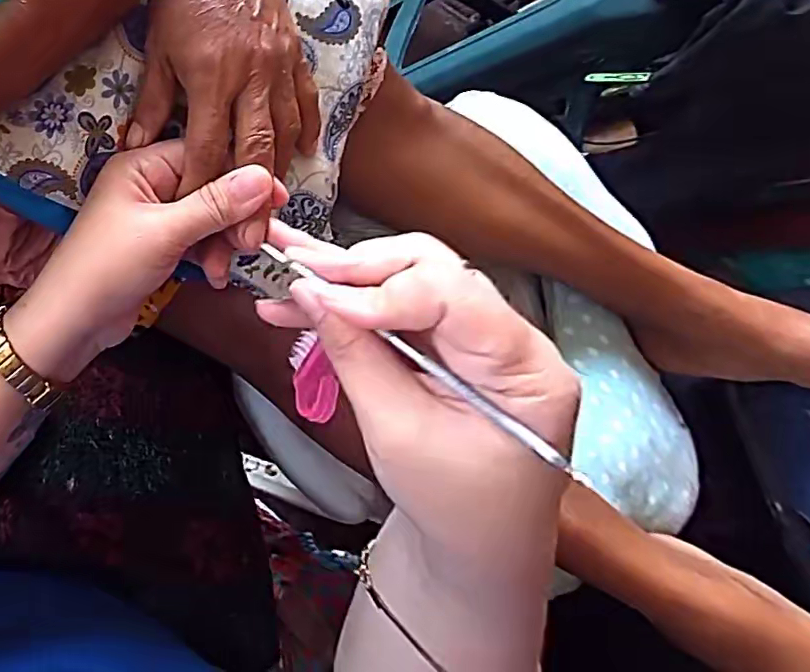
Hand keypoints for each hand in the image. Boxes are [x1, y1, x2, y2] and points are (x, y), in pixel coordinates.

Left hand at [3, 141, 287, 380]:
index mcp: (139, 166)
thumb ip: (215, 203)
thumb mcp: (165, 233)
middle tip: (246, 244)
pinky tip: (212, 275)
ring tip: (219, 267)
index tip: (273, 200)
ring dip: (222, 241)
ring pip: (209, 214)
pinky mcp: (158, 241)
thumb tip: (260, 175)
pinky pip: (198, 237)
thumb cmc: (104, 269)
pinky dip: (210, 254)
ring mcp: (153, 213)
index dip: (240, 176)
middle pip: (211, 185)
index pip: (203, 153)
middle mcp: (146, 183)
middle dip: (233, 216)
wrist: (74, 320)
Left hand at [124, 0, 319, 250]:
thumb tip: (136, 145)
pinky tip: (306, 153)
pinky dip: (308, 129)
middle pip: (254, 151)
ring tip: (276, 207)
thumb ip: (151, 103)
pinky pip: (307, 98)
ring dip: (282, 172)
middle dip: (251, 201)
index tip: (202, 224)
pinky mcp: (294, 51)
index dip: (203, 191)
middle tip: (253, 241)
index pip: (207, 149)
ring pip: (287, 130)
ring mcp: (279, 63)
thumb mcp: (156, 49)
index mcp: (210, 76)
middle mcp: (251, 75)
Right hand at [254, 226, 578, 564]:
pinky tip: (299, 296)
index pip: (451, 293)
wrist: (472, 542)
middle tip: (298, 270)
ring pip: (398, 275)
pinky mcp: (438, 338)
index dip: (378, 290)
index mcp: (525, 367)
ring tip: (284, 273)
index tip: (319, 298)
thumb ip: (354, 354)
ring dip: (338, 277)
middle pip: (427, 267)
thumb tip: (310, 293)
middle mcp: (504, 337)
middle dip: (355, 267)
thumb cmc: (456, 504)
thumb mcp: (397, 430)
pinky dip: (339, 298)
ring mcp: (470, 335)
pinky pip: (383, 301)